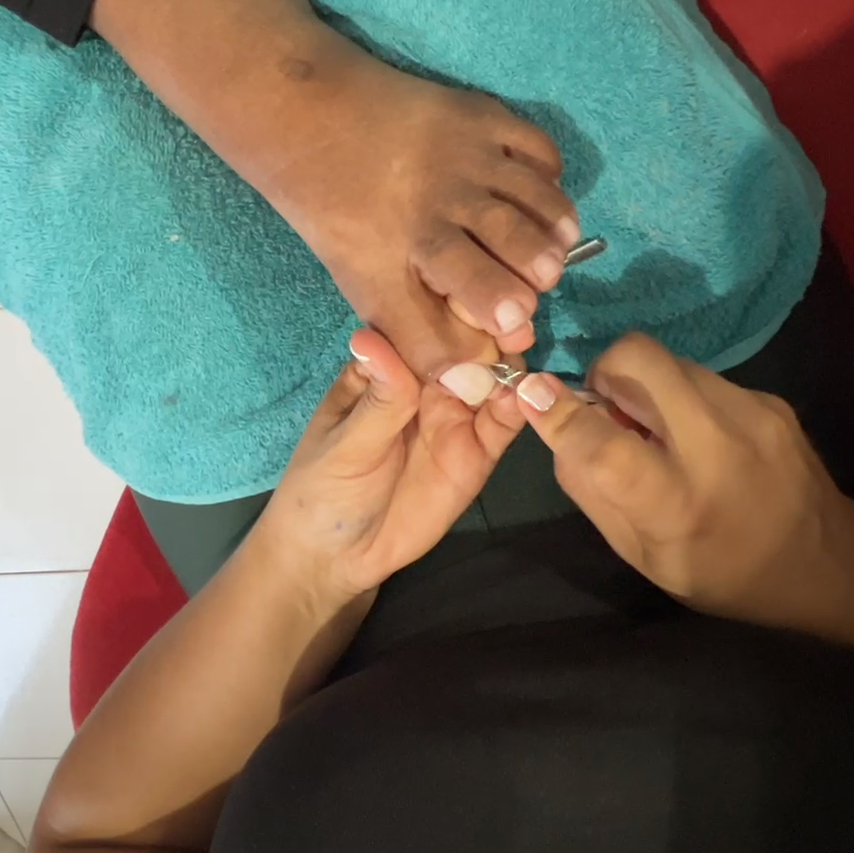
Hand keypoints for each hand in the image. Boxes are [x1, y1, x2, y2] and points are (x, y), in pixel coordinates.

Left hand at [251, 327, 525, 601]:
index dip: (447, 308)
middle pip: (467, 341)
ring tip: (519, 363)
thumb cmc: (324, 489)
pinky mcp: (478, 450)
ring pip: (494, 374)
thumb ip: (377, 400)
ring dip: (511, 363)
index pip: (420, 323)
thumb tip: (372, 336)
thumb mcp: (344, 444)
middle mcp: (427, 379)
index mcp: (386, 365)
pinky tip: (529, 396)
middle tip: (509, 328)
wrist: (339, 557)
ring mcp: (456, 413)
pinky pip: (505, 421)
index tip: (472, 294)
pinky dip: (521, 405)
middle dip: (489, 329)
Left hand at [258, 54, 577, 381]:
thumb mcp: (361, 281)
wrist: (311, 121)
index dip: (486, 325)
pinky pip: (537, 149)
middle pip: (507, 244)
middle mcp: (432, 204)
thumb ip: (415, 331)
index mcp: (393, 255)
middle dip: (534, 272)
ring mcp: (460, 155)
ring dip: (555, 229)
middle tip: (542, 284)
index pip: (443, 306)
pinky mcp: (479, 114)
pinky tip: (542, 195)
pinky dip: (551, 177)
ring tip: (555, 252)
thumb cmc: (337, 215)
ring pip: (533, 198)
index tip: (513, 331)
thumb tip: (472, 380)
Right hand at [514, 333, 853, 627]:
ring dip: (641, 386)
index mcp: (678, 504)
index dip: (558, 413)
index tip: (531, 393)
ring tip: (654, 429)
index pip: (603, 444)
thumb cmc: (721, 571)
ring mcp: (751, 411)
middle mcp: (718, 445)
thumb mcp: (640, 555)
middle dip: (603, 370)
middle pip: (637, 359)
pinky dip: (677, 397)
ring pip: (666, 361)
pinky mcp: (768, 396)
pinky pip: (697, 376)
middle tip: (606, 408)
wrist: (830, 561)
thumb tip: (556, 425)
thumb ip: (589, 489)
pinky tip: (695, 435)